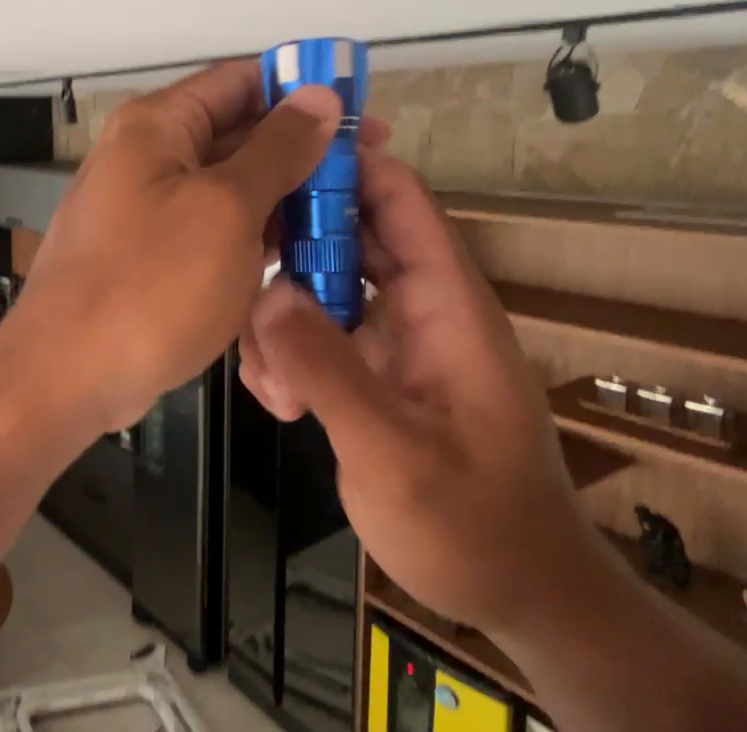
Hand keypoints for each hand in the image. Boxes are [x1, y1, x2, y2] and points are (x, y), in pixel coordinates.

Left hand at [11, 61, 361, 433]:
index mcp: (157, 126)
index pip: (239, 80)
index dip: (302, 90)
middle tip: (369, 173)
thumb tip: (320, 96)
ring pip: (228, 186)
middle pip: (236, 132)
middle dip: (301, 149)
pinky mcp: (151, 256)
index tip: (363, 115)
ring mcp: (146, 208)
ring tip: (349, 216)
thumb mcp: (226, 209)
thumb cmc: (151, 284)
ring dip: (283, 197)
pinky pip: (211, 229)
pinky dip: (252, 235)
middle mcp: (146, 156)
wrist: (67, 374)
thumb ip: (277, 149)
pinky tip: (301, 253)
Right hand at [238, 149, 608, 636]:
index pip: (400, 202)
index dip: (346, 163)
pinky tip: (276, 398)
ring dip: (279, 316)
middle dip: (288, 247)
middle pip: (346, 237)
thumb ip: (328, 370)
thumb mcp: (394, 452)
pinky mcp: (372, 374)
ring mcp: (392, 343)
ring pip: (320, 288)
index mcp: (446, 307)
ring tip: (265, 375)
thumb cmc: (474, 525)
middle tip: (230, 265)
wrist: (516, 594)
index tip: (274, 152)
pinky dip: (286, 354)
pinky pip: (316, 335)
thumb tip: (265, 293)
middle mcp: (419, 310)